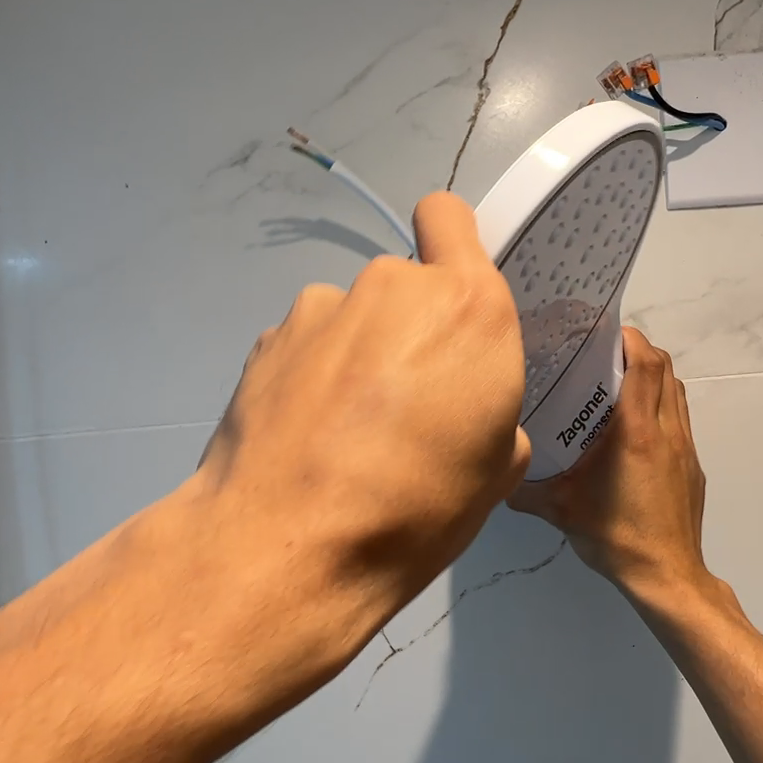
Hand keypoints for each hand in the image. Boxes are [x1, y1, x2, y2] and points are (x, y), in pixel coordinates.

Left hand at [193, 192, 531, 652]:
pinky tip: (304, 435)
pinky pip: (308, 345)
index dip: (451, 245)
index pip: (450, 218)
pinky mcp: (266, 340)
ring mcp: (320, 309)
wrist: (289, 545)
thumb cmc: (419, 508)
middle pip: (404, 286)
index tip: (450, 299)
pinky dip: (312, 375)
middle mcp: (391, 288)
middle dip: (409, 329)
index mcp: (467, 308)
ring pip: (352, 317)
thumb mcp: (496, 471)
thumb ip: (491, 410)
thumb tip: (460, 411)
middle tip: (403, 405)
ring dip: (356, 354)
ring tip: (344, 430)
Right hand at [508, 327, 709, 600]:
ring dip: (653, 377)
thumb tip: (496, 474)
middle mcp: (666, 432)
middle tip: (604, 355)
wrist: (667, 576)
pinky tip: (632, 428)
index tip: (604, 333)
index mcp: (636, 433)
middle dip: (639, 351)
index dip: (630, 339)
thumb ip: (523, 491)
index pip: (645, 365)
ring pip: (677, 391)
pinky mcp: (692, 466)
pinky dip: (660, 405)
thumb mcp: (560, 511)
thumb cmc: (614, 537)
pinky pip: (679, 417)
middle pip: (666, 369)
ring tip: (618, 384)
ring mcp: (685, 448)